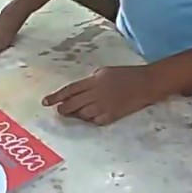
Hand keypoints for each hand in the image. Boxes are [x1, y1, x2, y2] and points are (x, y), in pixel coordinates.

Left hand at [42, 65, 170, 124]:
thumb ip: (90, 81)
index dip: (56, 97)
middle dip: (63, 108)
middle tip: (60, 110)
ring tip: (75, 112)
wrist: (146, 84)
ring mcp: (104, 106)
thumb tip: (78, 90)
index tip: (45, 102)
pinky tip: (91, 116)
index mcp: (93, 81)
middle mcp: (96, 94)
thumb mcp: (104, 72)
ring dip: (76, 114)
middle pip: (72, 104)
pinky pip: (94, 121)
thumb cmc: (125, 74)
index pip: (69, 90)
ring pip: (82, 114)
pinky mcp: (111, 116)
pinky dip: (90, 120)